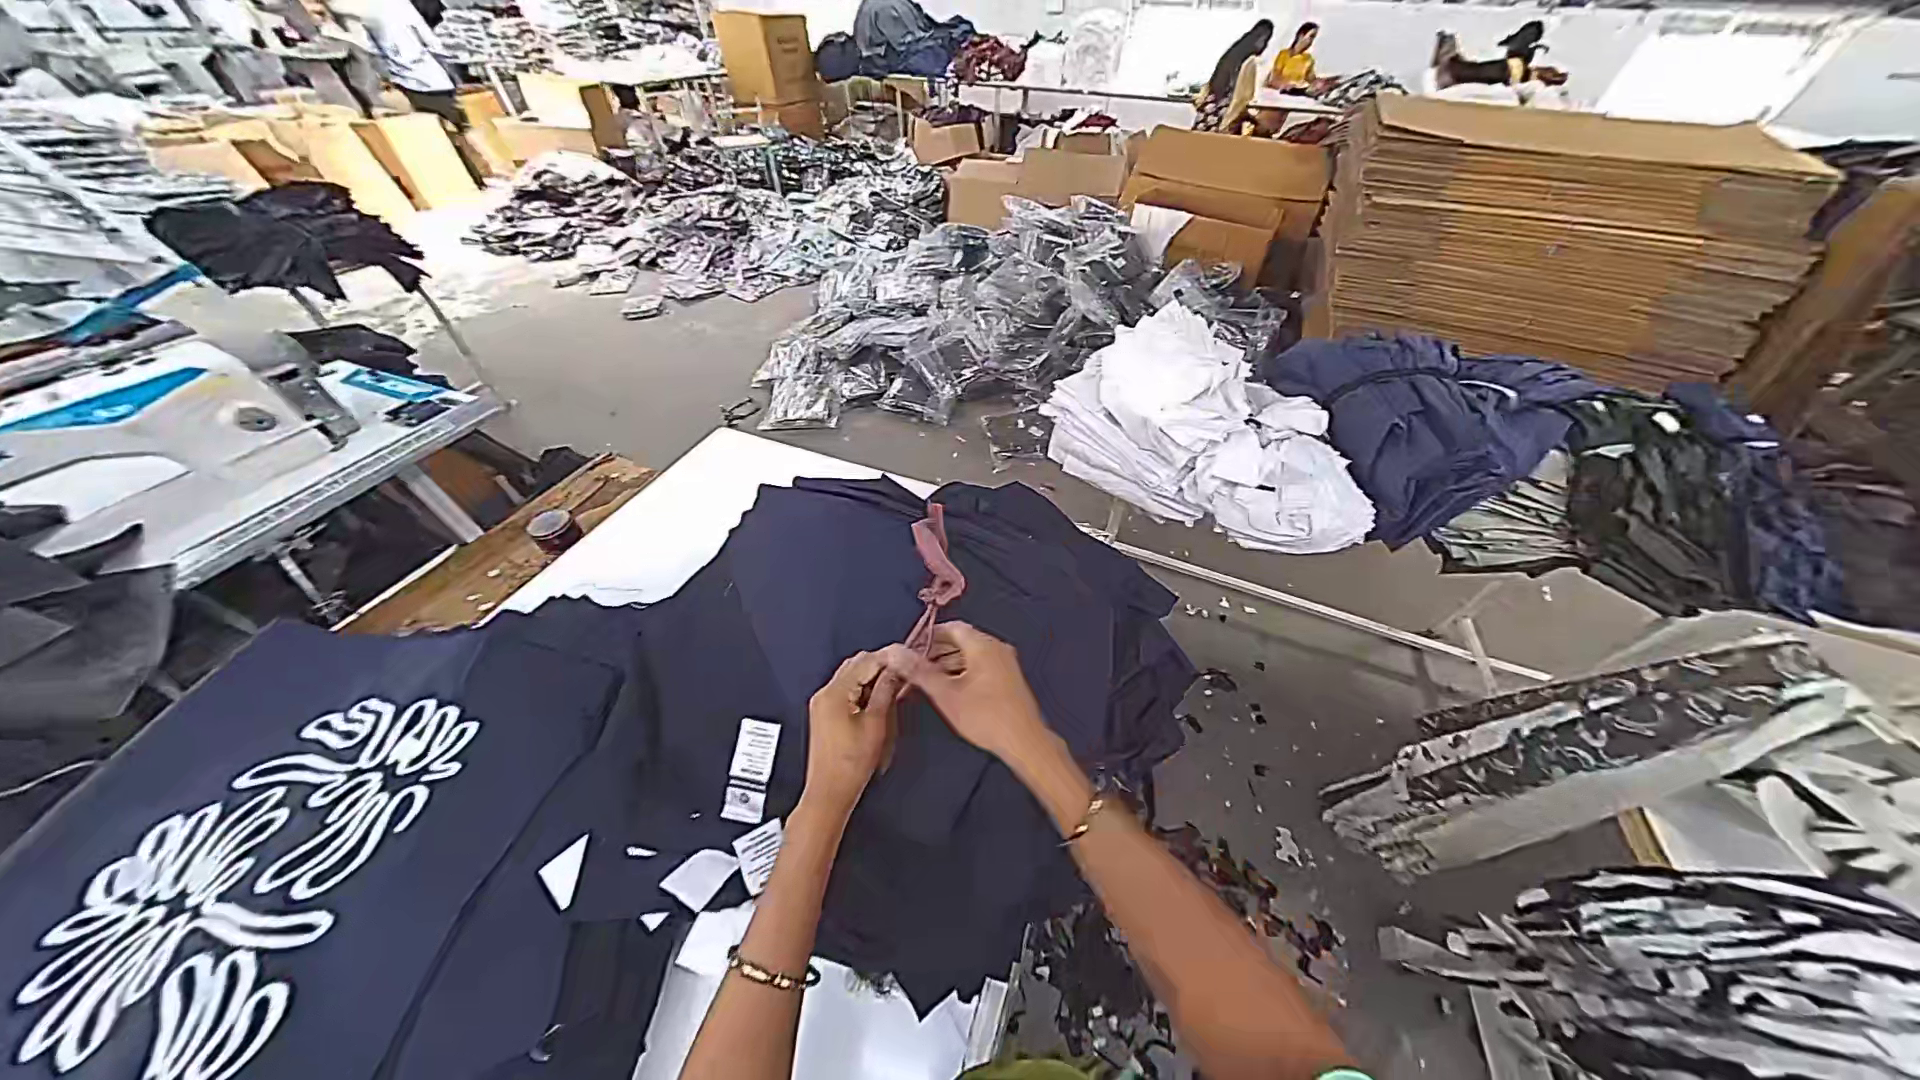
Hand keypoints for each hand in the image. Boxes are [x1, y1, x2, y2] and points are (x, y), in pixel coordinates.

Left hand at [803, 649, 905, 815]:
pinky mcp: (825, 713)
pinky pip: (846, 690)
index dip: (889, 657)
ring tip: (894, 687)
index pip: (866, 661)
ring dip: (873, 677)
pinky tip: (879, 699)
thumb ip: (886, 691)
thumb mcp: (876, 724)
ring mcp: (823, 703)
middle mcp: (825, 694)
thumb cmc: (849, 765)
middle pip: (857, 664)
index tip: (906, 657)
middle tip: (903, 672)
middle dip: (881, 666)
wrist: (830, 791)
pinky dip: (864, 689)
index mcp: (835, 693)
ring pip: (852, 676)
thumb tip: (896, 670)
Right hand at [890, 622, 1051, 766]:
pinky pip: (981, 664)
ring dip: (948, 661)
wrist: (1024, 741)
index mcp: (983, 644)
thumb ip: (919, 671)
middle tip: (913, 665)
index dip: (928, 635)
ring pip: (970, 653)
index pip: (951, 627)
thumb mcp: (946, 694)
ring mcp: (1005, 662)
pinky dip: (962, 669)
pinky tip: (949, 686)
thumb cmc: (985, 716)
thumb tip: (895, 652)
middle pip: (961, 639)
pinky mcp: (1008, 677)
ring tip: (926, 678)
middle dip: (935, 650)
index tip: (909, 649)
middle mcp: (996, 647)